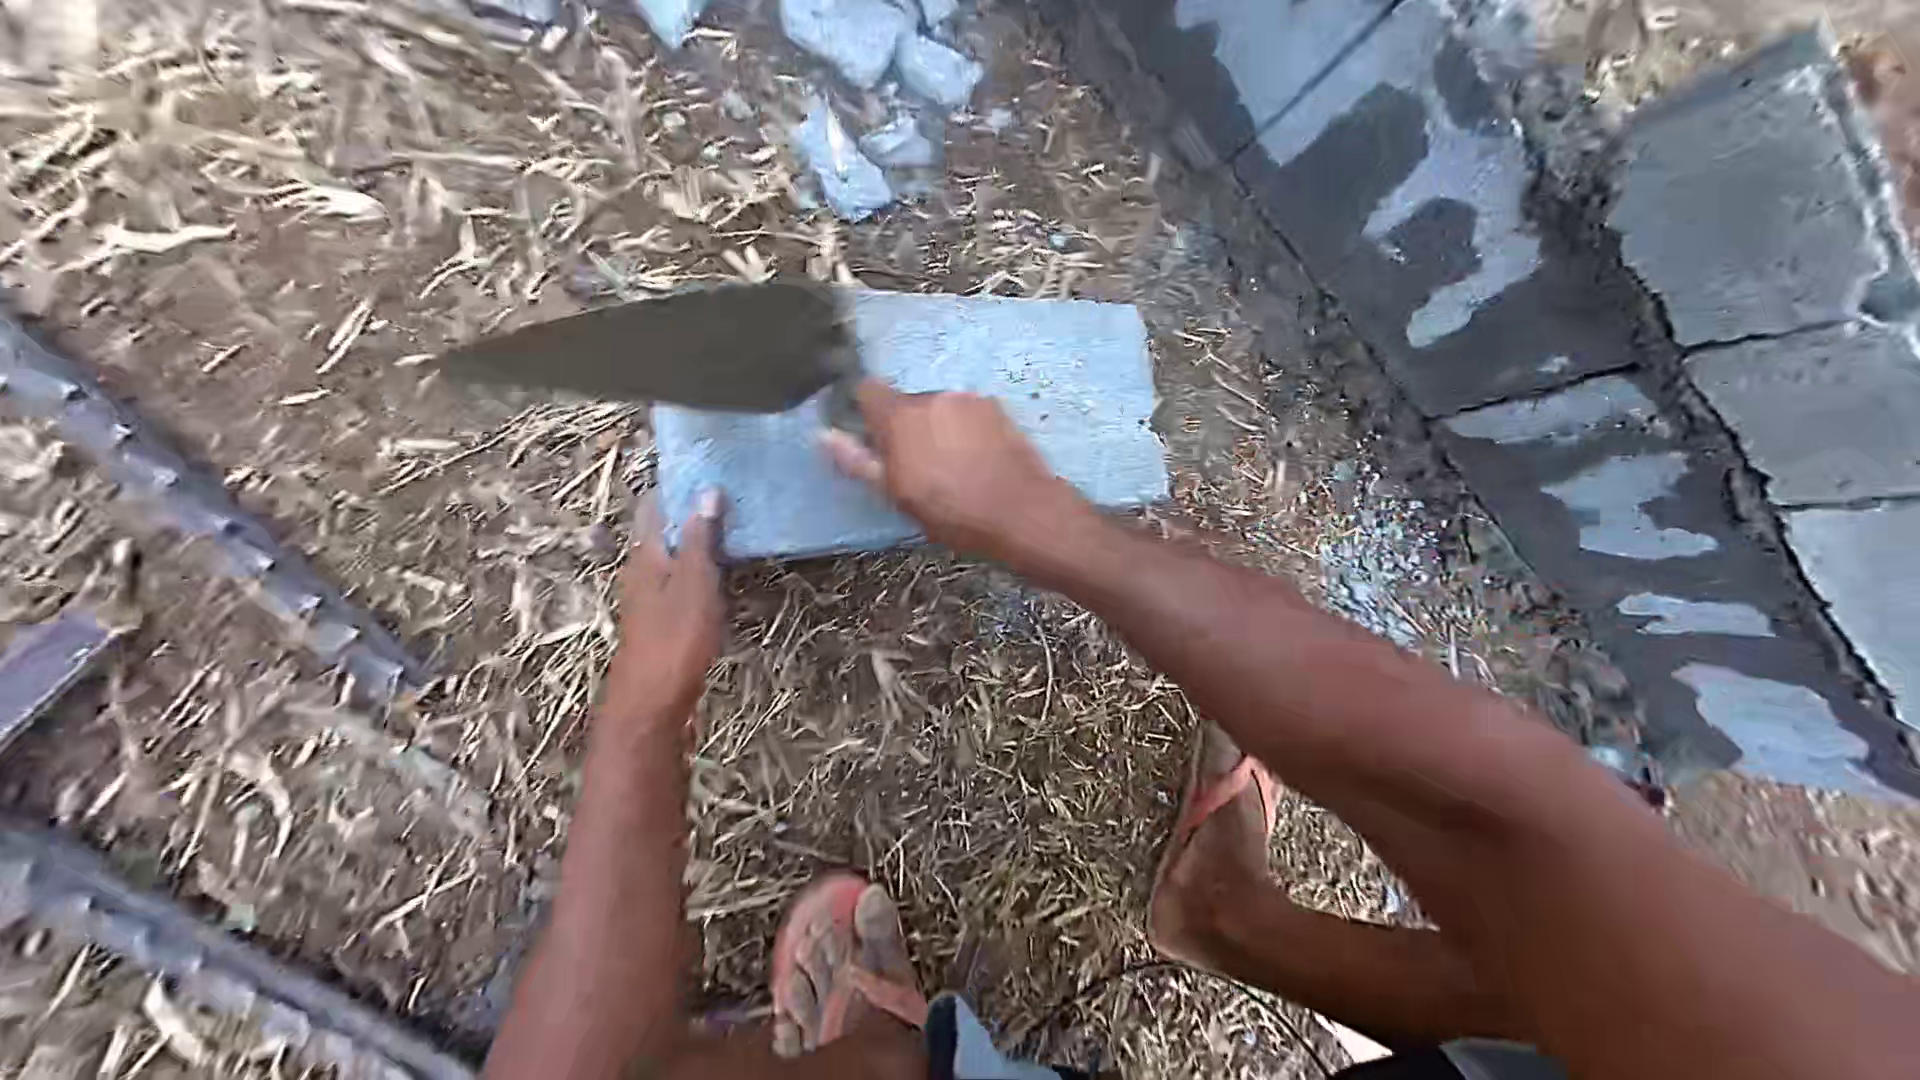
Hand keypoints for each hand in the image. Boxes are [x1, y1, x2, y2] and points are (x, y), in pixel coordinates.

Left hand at [600, 491, 725, 726]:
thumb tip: (707, 491)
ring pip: (675, 554)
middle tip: (730, 491)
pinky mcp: (665, 616)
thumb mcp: (694, 581)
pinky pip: (684, 577)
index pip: (656, 505)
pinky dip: (703, 565)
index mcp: (647, 554)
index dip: (675, 484)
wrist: (654, 698)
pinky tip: (725, 570)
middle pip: (665, 528)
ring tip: (734, 523)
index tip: (705, 465)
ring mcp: (652, 594)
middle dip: (692, 509)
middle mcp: (644, 569)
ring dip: (699, 537)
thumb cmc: (676, 637)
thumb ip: (700, 537)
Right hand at [820, 379, 1085, 563]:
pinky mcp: (998, 409)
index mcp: (901, 415)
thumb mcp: (896, 495)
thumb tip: (824, 435)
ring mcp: (970, 400)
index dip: (866, 412)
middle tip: (919, 468)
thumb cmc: (951, 511)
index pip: (868, 390)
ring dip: (939, 428)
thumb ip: (858, 461)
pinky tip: (980, 461)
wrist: (1021, 512)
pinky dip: (967, 430)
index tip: (874, 439)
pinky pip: (969, 414)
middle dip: (907, 427)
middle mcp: (933, 396)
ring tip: (955, 468)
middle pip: (907, 403)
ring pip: (940, 409)